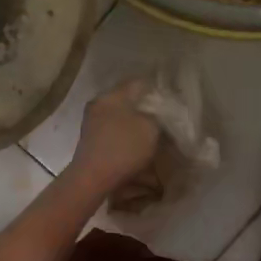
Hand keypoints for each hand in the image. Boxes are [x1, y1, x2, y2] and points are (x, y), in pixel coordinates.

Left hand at [67, 78, 162, 193]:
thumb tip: (154, 115)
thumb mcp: (151, 127)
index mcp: (111, 96)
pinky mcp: (91, 141)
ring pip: (119, 117)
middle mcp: (98, 105)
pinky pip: (113, 132)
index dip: (155, 89)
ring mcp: (91, 123)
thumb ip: (156, 116)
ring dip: (135, 124)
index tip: (169, 99)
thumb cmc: (123, 147)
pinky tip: (137, 146)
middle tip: (162, 118)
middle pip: (126, 101)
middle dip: (144, 108)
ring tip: (152, 133)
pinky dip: (125, 136)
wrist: (92, 177)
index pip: (136, 83)